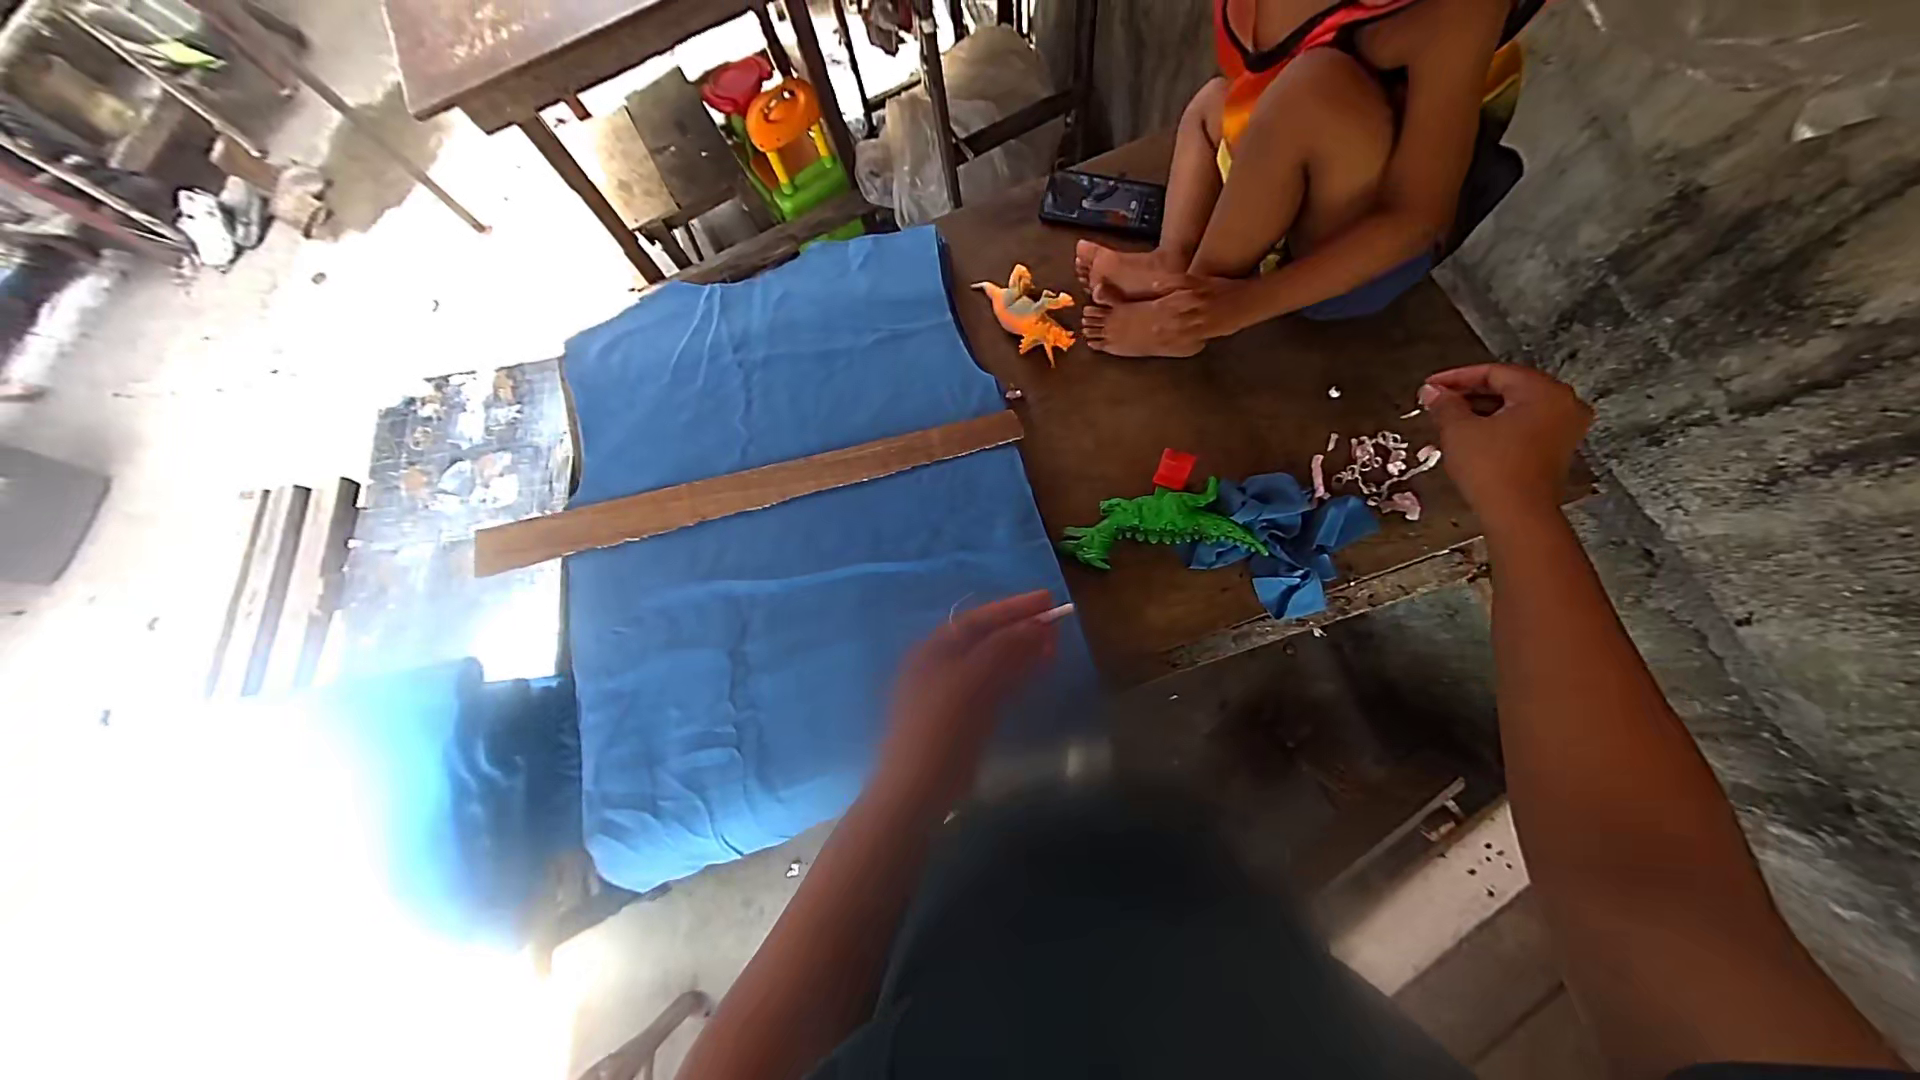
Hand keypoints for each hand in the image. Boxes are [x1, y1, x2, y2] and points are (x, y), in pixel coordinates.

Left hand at [877, 591, 1063, 800]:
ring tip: (1054, 645)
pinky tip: (1036, 671)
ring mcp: (951, 692)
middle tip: (1057, 623)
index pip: (978, 619)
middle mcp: (940, 664)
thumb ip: (1004, 650)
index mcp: (934, 650)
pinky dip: (1016, 674)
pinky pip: (994, 684)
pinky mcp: (963, 717)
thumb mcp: (972, 682)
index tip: (1048, 599)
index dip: (1013, 607)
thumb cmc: (940, 729)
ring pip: (993, 662)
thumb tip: (1036, 625)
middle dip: (1021, 629)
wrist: (917, 790)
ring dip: (1023, 650)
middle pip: (986, 638)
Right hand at [1418, 364, 1592, 530]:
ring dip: (1481, 408)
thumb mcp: (1459, 430)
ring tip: (1448, 417)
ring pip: (1517, 406)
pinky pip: (1524, 424)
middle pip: (1510, 386)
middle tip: (1437, 400)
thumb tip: (1432, 391)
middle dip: (1470, 392)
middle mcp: (1564, 404)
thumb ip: (1445, 404)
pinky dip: (1497, 423)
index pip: (1496, 372)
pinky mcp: (1556, 448)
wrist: (1517, 512)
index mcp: (1544, 392)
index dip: (1457, 377)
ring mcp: (1565, 427)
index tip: (1430, 386)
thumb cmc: (1490, 468)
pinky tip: (1471, 433)